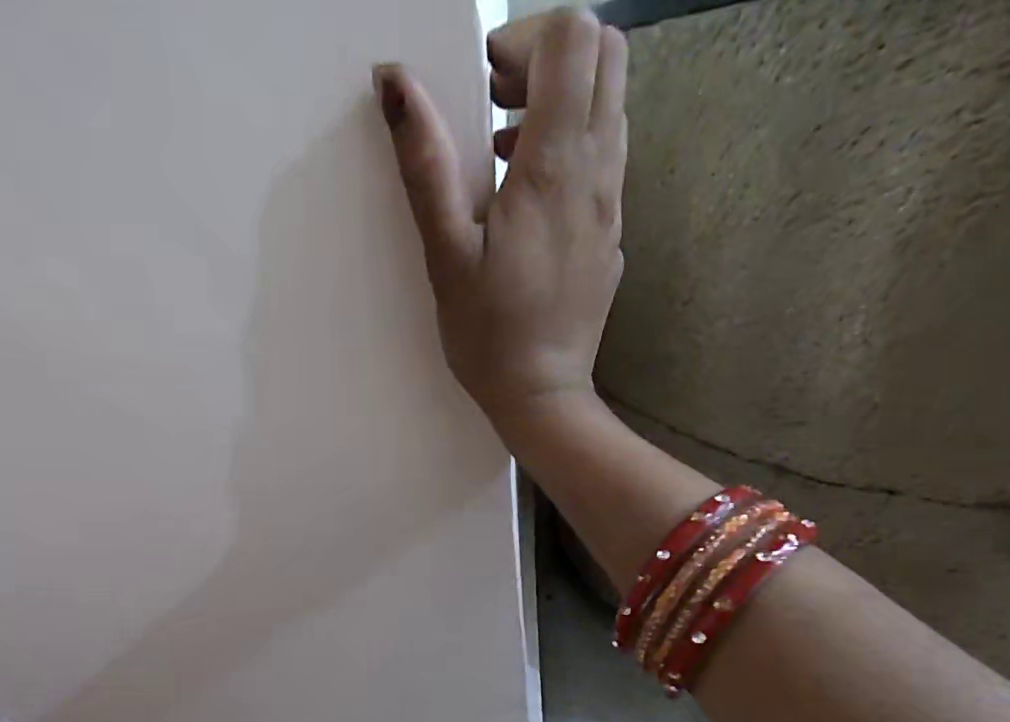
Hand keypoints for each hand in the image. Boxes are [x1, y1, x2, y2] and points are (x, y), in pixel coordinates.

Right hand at [374, 8, 627, 426]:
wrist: (543, 396)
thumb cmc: (488, 333)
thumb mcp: (445, 250)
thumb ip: (425, 161)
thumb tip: (396, 82)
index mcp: (556, 169)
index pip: (575, 39)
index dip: (525, 37)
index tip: (485, 83)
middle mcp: (600, 175)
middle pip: (608, 56)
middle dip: (551, 55)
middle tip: (497, 101)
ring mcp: (613, 205)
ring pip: (610, 107)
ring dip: (560, 101)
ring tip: (502, 151)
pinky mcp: (612, 232)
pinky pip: (605, 158)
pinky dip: (570, 146)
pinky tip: (526, 194)